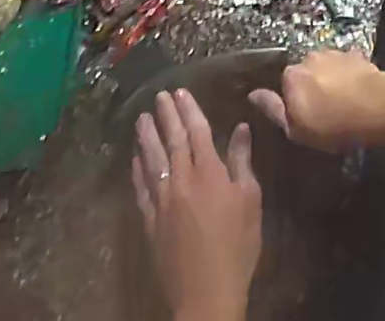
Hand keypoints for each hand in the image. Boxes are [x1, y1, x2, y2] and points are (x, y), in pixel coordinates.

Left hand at [132, 90, 261, 320]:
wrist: (207, 293)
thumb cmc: (238, 244)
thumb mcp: (250, 199)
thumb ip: (242, 162)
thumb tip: (241, 128)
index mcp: (210, 172)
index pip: (197, 131)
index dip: (189, 110)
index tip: (181, 91)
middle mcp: (182, 181)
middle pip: (172, 141)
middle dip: (166, 116)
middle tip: (159, 96)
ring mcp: (162, 202)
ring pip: (152, 161)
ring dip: (147, 138)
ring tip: (142, 119)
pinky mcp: (150, 223)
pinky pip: (141, 190)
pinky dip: (137, 171)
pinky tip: (134, 159)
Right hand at [249, 50, 384, 152]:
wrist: (374, 106)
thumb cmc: (331, 124)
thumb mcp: (296, 128)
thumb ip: (273, 109)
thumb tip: (253, 94)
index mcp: (292, 75)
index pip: (286, 85)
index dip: (296, 100)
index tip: (307, 115)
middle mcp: (310, 57)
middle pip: (307, 73)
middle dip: (313, 86)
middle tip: (326, 108)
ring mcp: (334, 53)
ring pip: (327, 67)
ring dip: (331, 79)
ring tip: (344, 100)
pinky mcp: (356, 54)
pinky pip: (347, 65)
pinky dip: (349, 74)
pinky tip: (357, 89)